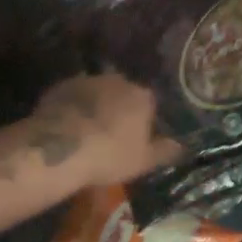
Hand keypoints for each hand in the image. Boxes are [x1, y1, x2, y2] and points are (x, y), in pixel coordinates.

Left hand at [26, 73, 183, 187]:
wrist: (60, 149)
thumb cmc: (110, 156)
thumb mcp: (144, 161)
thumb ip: (165, 151)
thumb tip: (181, 146)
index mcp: (142, 96)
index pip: (150, 103)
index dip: (144, 120)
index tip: (136, 137)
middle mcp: (117, 80)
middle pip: (123, 93)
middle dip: (119, 109)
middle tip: (111, 134)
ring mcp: (87, 80)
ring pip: (97, 93)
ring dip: (95, 106)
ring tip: (86, 131)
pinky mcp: (60, 86)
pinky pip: (73, 97)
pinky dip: (73, 108)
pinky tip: (67, 126)